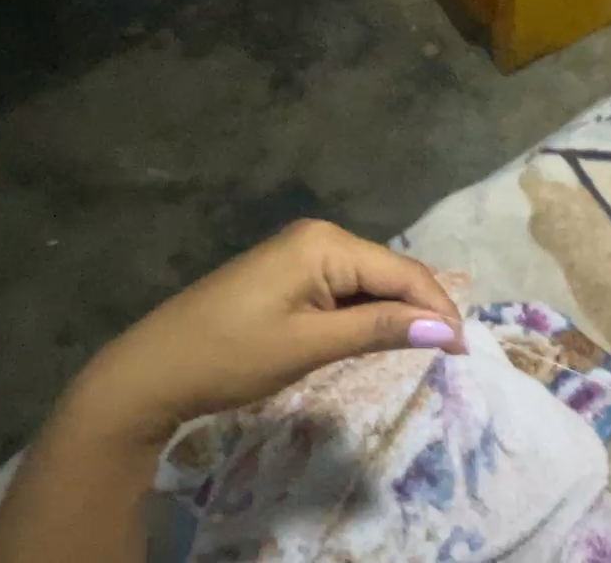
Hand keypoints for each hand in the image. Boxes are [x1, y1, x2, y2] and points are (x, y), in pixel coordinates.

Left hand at [61, 219, 465, 445]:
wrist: (146, 373)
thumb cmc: (229, 356)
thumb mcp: (309, 346)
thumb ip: (380, 329)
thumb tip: (446, 328)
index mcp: (326, 243)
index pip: (401, 271)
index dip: (437, 307)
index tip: (464, 348)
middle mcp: (320, 236)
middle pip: (388, 272)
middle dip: (421, 308)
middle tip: (451, 350)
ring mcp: (303, 252)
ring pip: (369, 281)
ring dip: (396, 311)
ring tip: (427, 344)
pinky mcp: (291, 273)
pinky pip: (345, 288)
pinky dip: (366, 312)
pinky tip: (381, 331)